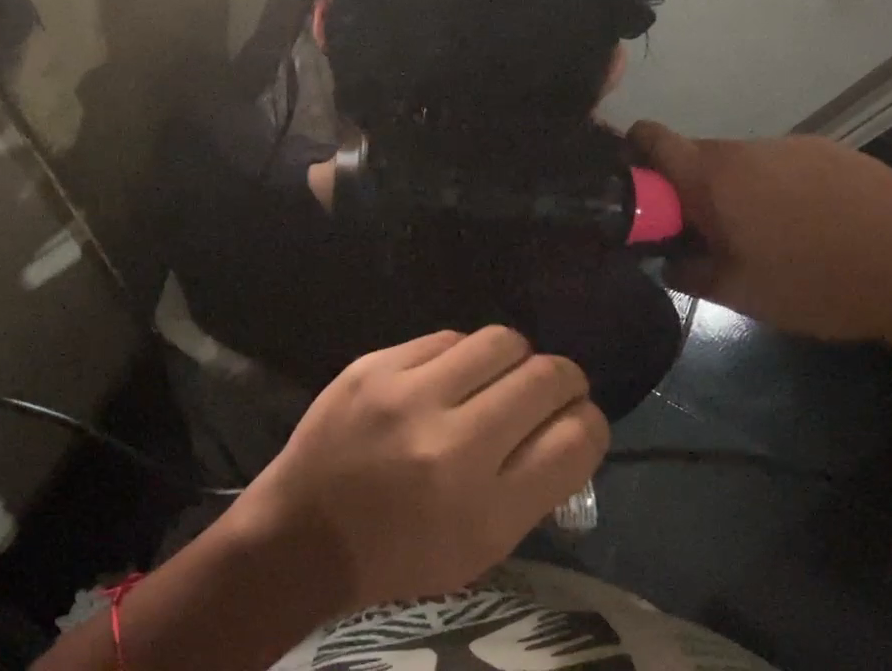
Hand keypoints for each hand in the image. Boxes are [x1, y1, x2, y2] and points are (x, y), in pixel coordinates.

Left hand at [231, 327, 607, 611]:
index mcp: (488, 508)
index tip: (576, 424)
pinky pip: (445, 337)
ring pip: (501, 340)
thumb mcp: (481, 549)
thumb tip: (569, 426)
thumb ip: (533, 488)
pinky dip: (460, 356)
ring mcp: (408, 394)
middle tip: (549, 392)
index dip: (589, 425)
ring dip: (514, 360)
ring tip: (497, 379)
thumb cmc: (398, 555)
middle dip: (564, 382)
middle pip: (548, 378)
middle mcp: (453, 443)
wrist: (303, 531)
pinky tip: (447, 377)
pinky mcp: (374, 364)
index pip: (577, 439)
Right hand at [630, 121, 891, 351]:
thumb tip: (663, 257)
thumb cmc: (815, 287)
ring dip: (736, 187)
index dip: (634, 155)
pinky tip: (805, 219)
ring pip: (740, 159)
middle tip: (705, 227)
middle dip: (690, 185)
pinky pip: (782, 161)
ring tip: (763, 228)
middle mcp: (745, 150)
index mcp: (713, 180)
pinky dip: (777, 184)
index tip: (638, 186)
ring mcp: (791, 145)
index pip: (651, 138)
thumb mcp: (737, 293)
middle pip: (695, 153)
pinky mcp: (829, 149)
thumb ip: (686, 269)